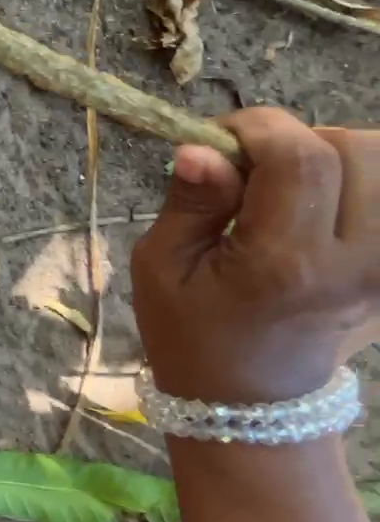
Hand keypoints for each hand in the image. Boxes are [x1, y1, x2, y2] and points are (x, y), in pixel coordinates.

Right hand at [132, 108, 378, 404]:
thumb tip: (200, 147)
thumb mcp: (161, 264)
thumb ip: (191, 203)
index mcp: (285, 260)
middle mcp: (358, 259)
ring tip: (286, 181)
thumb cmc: (188, 326)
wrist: (253, 394)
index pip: (303, 159)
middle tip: (249, 164)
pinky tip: (319, 201)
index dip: (258, 127)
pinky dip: (358, 184)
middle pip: (361, 150)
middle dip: (300, 139)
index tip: (214, 136)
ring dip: (335, 156)